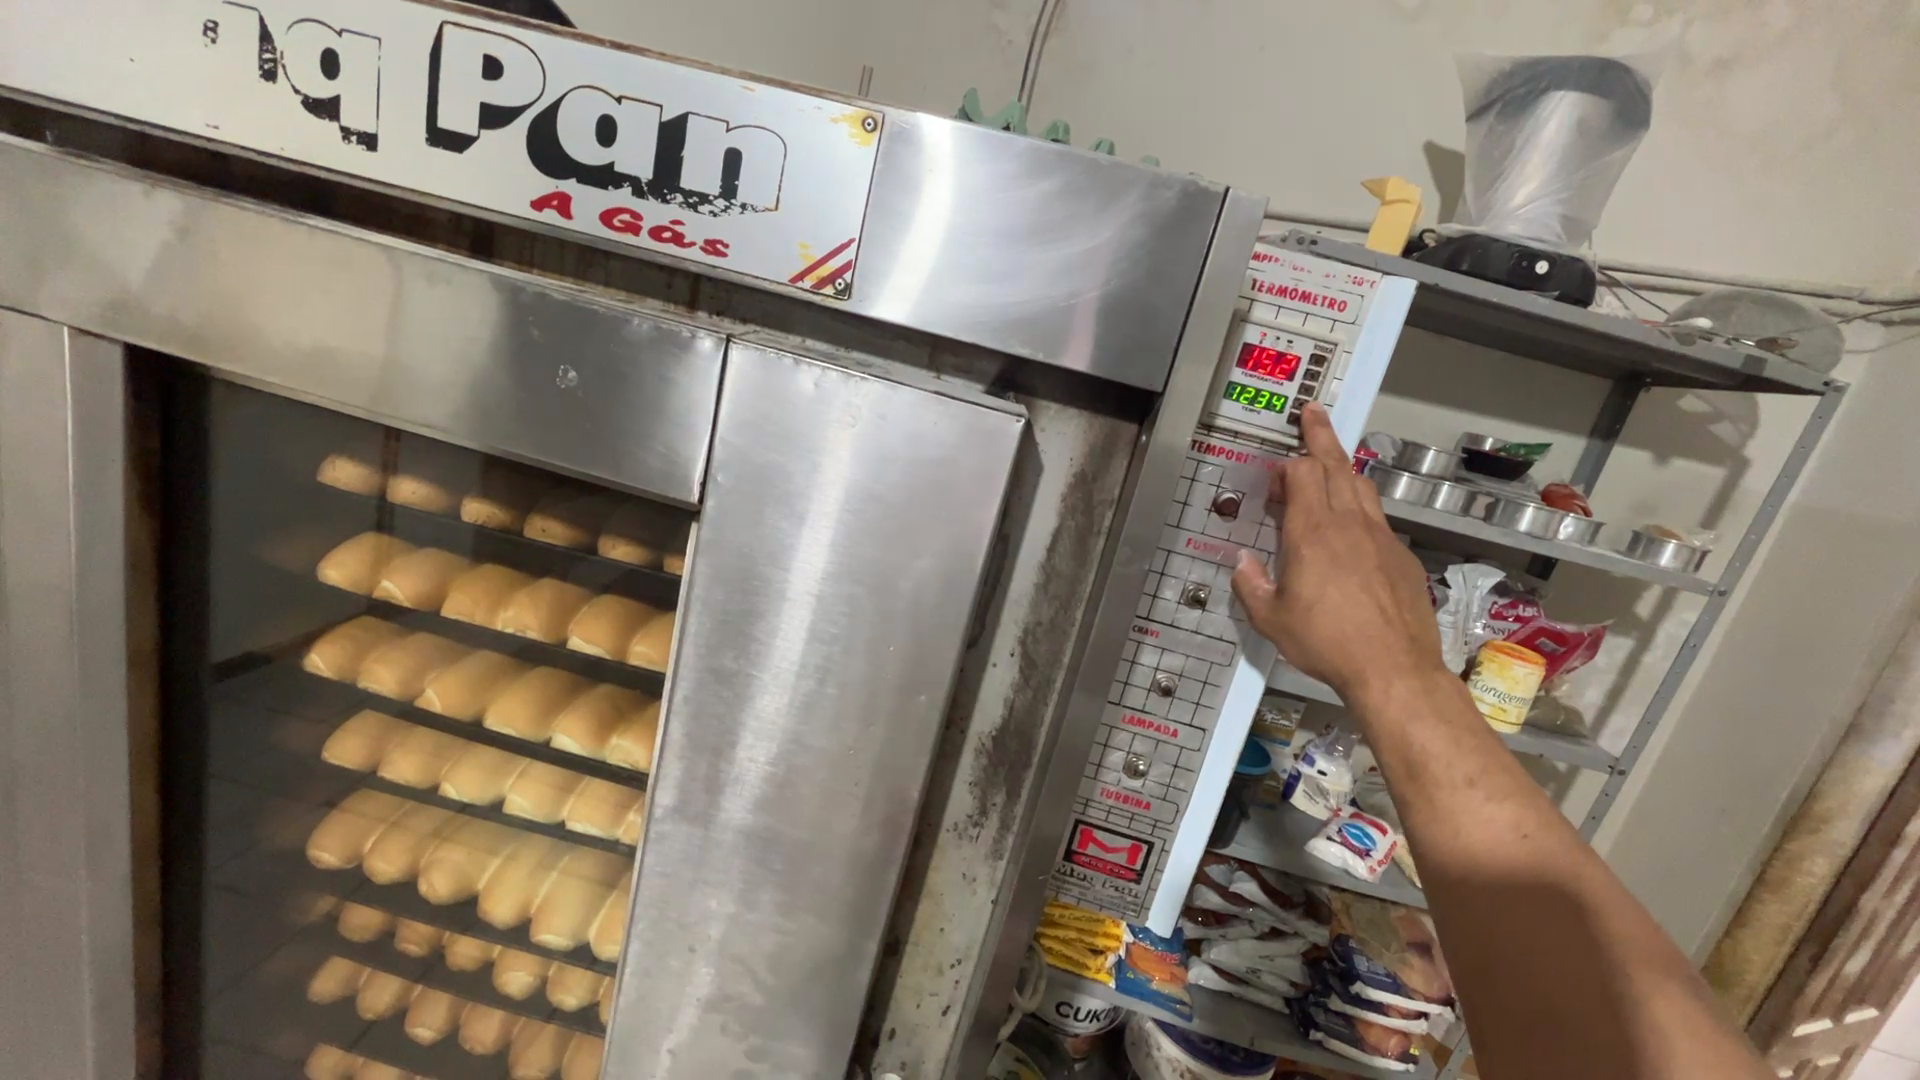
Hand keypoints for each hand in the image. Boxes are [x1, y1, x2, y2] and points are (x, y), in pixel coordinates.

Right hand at [1230, 404, 1446, 697]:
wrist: (1394, 669)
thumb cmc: (1326, 642)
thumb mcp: (1271, 619)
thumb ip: (1251, 585)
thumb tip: (1242, 562)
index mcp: (1313, 533)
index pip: (1303, 473)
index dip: (1288, 465)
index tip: (1275, 474)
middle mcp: (1350, 525)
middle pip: (1337, 465)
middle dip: (1322, 435)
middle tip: (1314, 413)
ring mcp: (1382, 539)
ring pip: (1362, 487)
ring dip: (1343, 468)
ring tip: (1330, 464)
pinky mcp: (1403, 558)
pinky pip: (1378, 520)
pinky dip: (1360, 510)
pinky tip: (1351, 533)